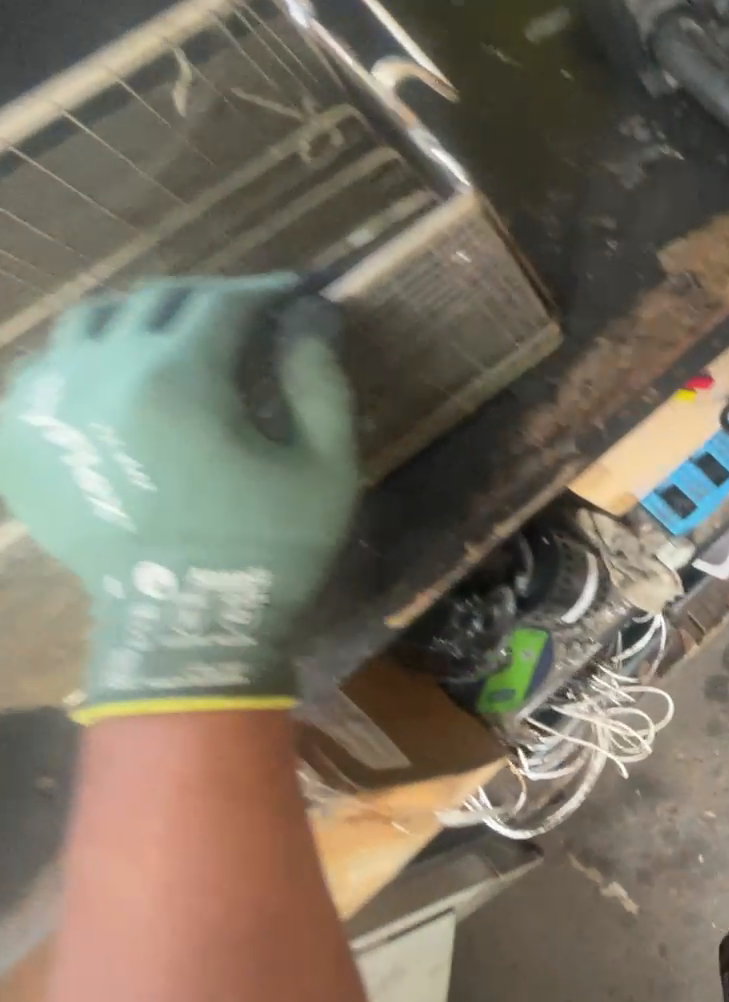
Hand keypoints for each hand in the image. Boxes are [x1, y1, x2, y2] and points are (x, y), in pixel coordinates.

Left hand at [0, 275, 358, 723]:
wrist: (189, 613)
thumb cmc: (275, 540)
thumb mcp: (326, 464)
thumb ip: (319, 382)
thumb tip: (315, 316)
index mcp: (179, 381)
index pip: (220, 303)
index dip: (267, 289)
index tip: (303, 289)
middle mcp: (97, 374)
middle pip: (151, 300)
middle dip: (212, 296)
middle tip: (258, 308)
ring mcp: (43, 401)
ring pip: (91, 323)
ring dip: (153, 316)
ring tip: (197, 333)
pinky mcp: (17, 433)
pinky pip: (53, 363)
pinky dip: (103, 352)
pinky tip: (140, 374)